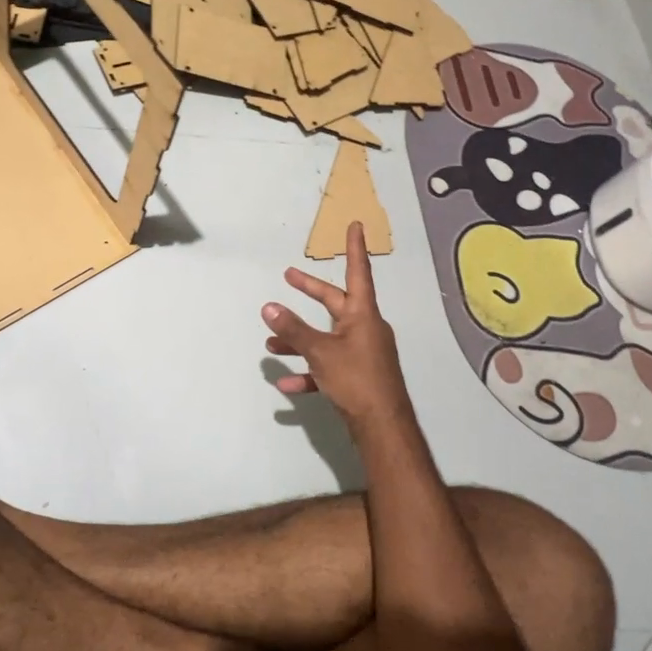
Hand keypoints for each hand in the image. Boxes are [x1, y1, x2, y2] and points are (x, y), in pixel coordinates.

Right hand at [262, 222, 410, 424]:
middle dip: (310, 292)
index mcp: (363, 315)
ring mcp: (362, 353)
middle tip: (287, 277)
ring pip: (326, 337)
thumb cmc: (356, 379)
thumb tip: (269, 307)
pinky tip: (286, 384)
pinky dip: (308, 372)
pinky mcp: (357, 376)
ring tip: (271, 343)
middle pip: (335, 303)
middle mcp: (365, 329)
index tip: (356, 225)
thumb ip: (293, 329)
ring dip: (300, 339)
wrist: (382, 425)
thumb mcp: (320, 351)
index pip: (358, 273)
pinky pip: (328, 366)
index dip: (354, 248)